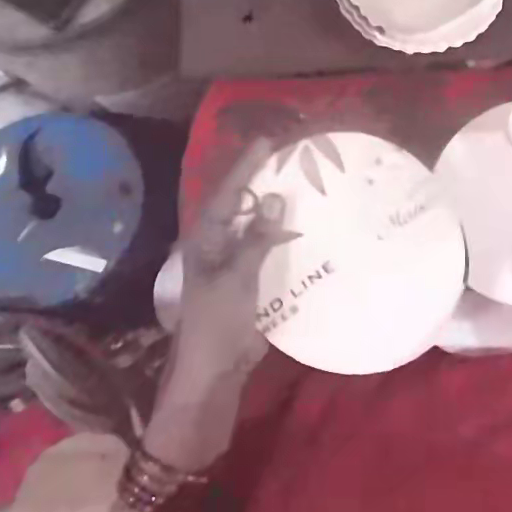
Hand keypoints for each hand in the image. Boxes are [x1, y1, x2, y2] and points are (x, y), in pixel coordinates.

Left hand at [171, 139, 288, 393]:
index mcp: (206, 240)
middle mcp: (218, 245)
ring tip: (301, 186)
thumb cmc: (219, 321)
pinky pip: (266, 251)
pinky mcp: (249, 281)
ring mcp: (233, 264)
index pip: (227, 194)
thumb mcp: (238, 277)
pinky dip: (282, 239)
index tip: (267, 142)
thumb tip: (275, 198)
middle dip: (261, 183)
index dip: (246, 168)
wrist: (216, 368)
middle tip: (288, 159)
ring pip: (255, 228)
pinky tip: (305, 231)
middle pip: (241, 207)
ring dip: (275, 210)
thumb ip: (256, 239)